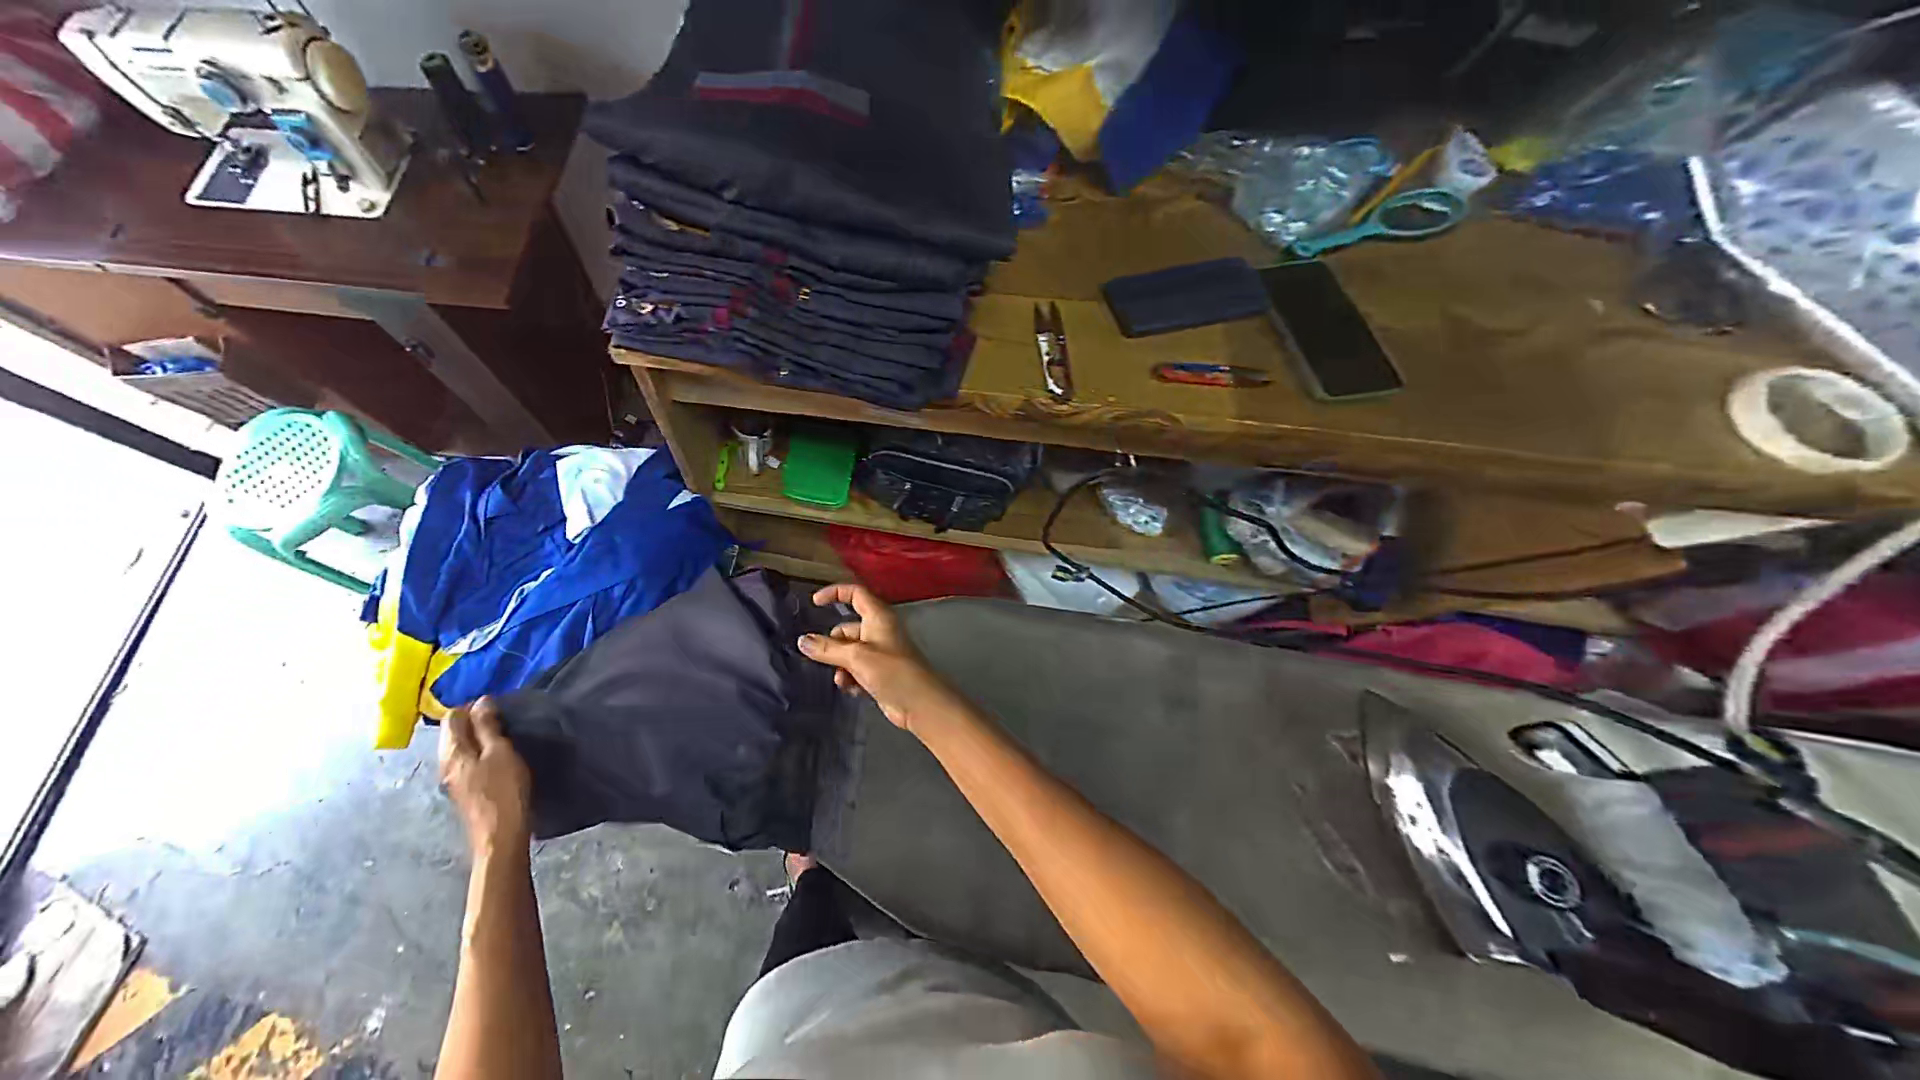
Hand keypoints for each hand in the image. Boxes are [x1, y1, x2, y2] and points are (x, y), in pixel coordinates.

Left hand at [439, 697, 531, 855]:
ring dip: (480, 735)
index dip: (473, 706)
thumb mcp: (501, 752)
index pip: (452, 716)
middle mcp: (445, 762)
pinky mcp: (464, 787)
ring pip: (462, 745)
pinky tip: (499, 753)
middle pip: (454, 731)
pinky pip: (468, 758)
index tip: (499, 705)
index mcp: (452, 751)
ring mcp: (453, 777)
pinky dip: (481, 749)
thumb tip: (481, 701)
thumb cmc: (504, 790)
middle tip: (505, 717)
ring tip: (506, 732)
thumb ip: (489, 727)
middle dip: (475, 719)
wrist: (500, 835)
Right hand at [799, 583, 961, 733]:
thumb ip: (828, 649)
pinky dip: (851, 677)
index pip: (855, 593)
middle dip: (834, 645)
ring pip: (849, 652)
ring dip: (841, 665)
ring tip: (843, 680)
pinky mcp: (880, 672)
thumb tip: (802, 640)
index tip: (814, 602)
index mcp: (878, 617)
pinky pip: (856, 669)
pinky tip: (851, 689)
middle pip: (847, 629)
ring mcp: (880, 652)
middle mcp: (879, 631)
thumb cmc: (892, 672)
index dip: (835, 593)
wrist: (921, 703)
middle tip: (828, 661)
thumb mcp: (856, 657)